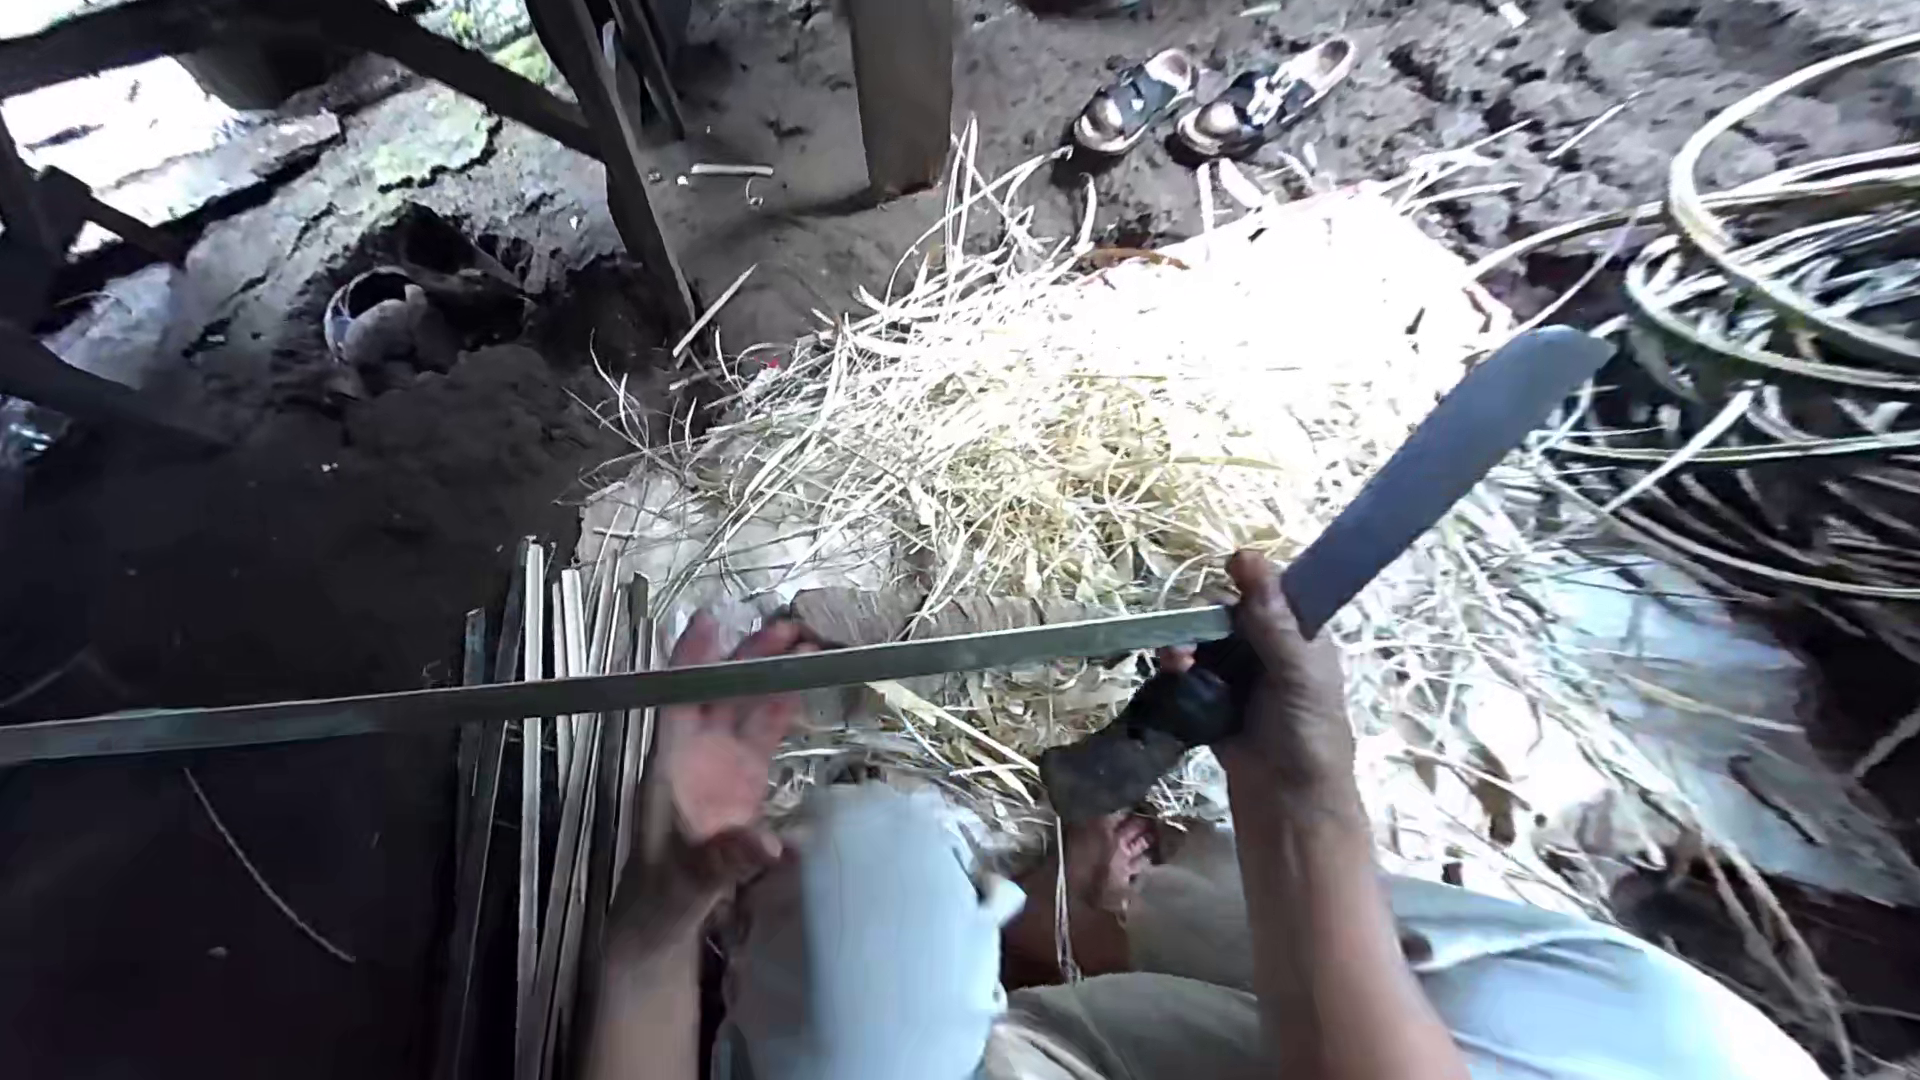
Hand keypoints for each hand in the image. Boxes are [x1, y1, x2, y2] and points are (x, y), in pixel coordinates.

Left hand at [609, 612, 812, 947]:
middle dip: (751, 656)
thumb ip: (726, 860)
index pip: (678, 700)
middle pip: (722, 690)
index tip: (711, 621)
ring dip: (773, 672)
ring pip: (747, 702)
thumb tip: (769, 845)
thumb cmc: (665, 892)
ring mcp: (723, 757)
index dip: (692, 659)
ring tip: (805, 644)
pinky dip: (783, 703)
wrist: (669, 914)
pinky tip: (803, 684)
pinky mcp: (746, 770)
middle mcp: (696, 749)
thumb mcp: (690, 881)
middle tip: (788, 628)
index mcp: (670, 762)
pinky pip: (765, 727)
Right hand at [1162, 551, 1352, 798]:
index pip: (1268, 592)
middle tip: (1188, 635)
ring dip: (1185, 643)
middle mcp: (1267, 648)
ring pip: (1202, 638)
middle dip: (1202, 619)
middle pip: (1225, 614)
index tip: (1221, 580)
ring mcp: (1238, 672)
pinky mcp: (1211, 694)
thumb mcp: (1296, 672)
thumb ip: (1270, 618)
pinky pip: (1188, 667)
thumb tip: (1244, 553)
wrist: (1286, 801)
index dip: (1245, 582)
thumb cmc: (1306, 734)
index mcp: (1298, 636)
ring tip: (1177, 661)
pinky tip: (1171, 671)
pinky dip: (1176, 665)